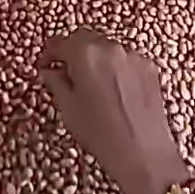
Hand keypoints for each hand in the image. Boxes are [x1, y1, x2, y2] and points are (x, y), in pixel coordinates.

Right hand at [38, 29, 189, 193]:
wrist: (143, 153)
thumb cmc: (102, 134)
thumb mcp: (68, 108)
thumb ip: (56, 82)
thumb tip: (50, 72)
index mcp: (86, 54)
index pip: (61, 42)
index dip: (49, 53)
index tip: (45, 64)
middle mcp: (110, 48)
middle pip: (85, 40)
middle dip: (72, 53)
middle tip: (63, 71)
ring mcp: (132, 56)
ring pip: (107, 49)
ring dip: (95, 60)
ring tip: (89, 84)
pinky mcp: (149, 68)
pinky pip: (125, 60)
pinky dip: (115, 68)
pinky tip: (112, 90)